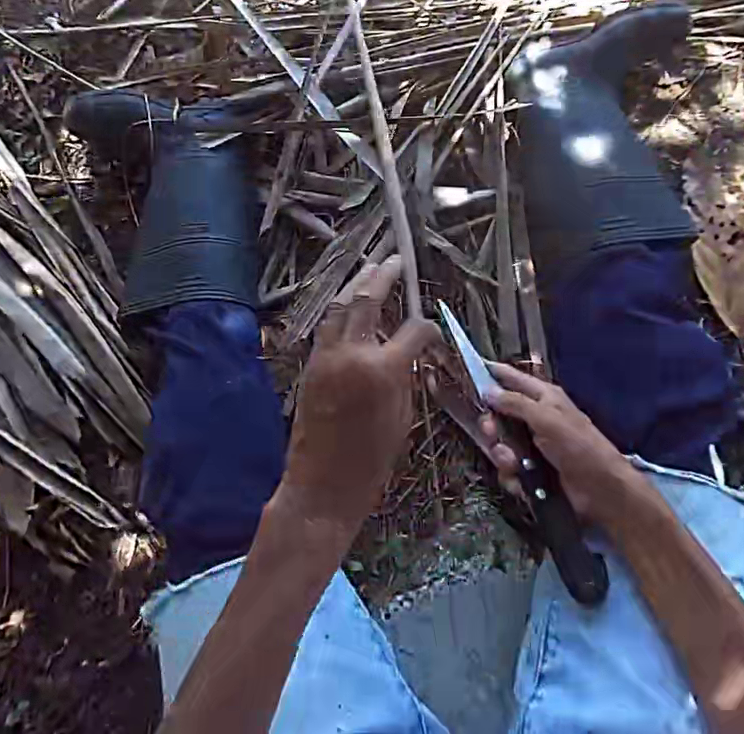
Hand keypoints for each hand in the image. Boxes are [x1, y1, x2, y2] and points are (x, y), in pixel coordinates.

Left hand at [277, 255, 439, 534]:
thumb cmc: (371, 461)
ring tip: (371, 269)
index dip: (426, 326)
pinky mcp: (311, 363)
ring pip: (341, 306)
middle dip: (383, 275)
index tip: (432, 325)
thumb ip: (405, 376)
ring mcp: (326, 355)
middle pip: (367, 300)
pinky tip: (350, 303)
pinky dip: (341, 309)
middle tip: (395, 260)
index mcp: (382, 369)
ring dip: (356, 284)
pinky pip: (327, 326)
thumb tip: (407, 351)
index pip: (412, 331)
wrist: (322, 484)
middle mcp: (352, 352)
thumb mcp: (402, 418)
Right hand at [478, 362, 643, 519]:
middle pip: (499, 414)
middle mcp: (535, 417)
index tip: (467, 373)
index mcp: (543, 397)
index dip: (491, 373)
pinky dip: (511, 476)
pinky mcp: (532, 471)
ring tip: (512, 463)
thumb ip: (515, 402)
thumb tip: (487, 391)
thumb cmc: (578, 446)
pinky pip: (509, 468)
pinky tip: (520, 481)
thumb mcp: (547, 418)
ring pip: (500, 443)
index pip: (512, 377)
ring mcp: (533, 445)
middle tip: (490, 432)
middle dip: (491, 425)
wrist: (603, 492)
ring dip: (502, 454)